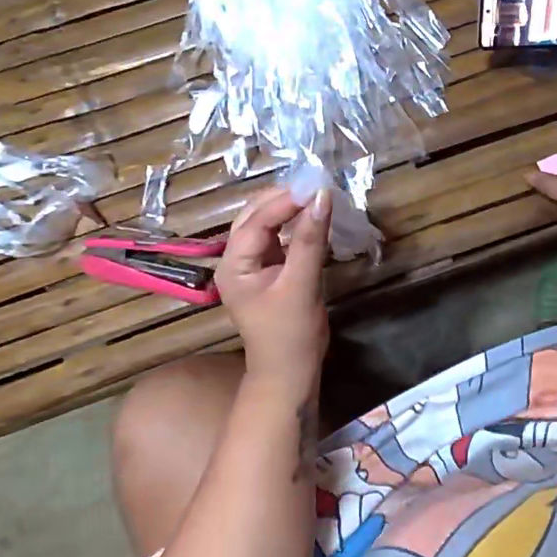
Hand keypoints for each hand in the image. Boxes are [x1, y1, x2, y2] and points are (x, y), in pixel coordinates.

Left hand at [215, 187, 330, 393]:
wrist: (291, 372)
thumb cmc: (291, 333)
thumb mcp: (302, 285)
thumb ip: (310, 240)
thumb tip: (323, 197)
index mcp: (233, 264)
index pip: (258, 221)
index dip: (286, 200)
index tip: (316, 184)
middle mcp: (236, 259)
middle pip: (256, 216)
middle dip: (285, 198)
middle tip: (318, 184)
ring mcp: (252, 264)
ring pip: (267, 224)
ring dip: (290, 208)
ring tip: (317, 195)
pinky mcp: (269, 269)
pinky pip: (279, 237)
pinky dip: (295, 224)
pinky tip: (313, 216)